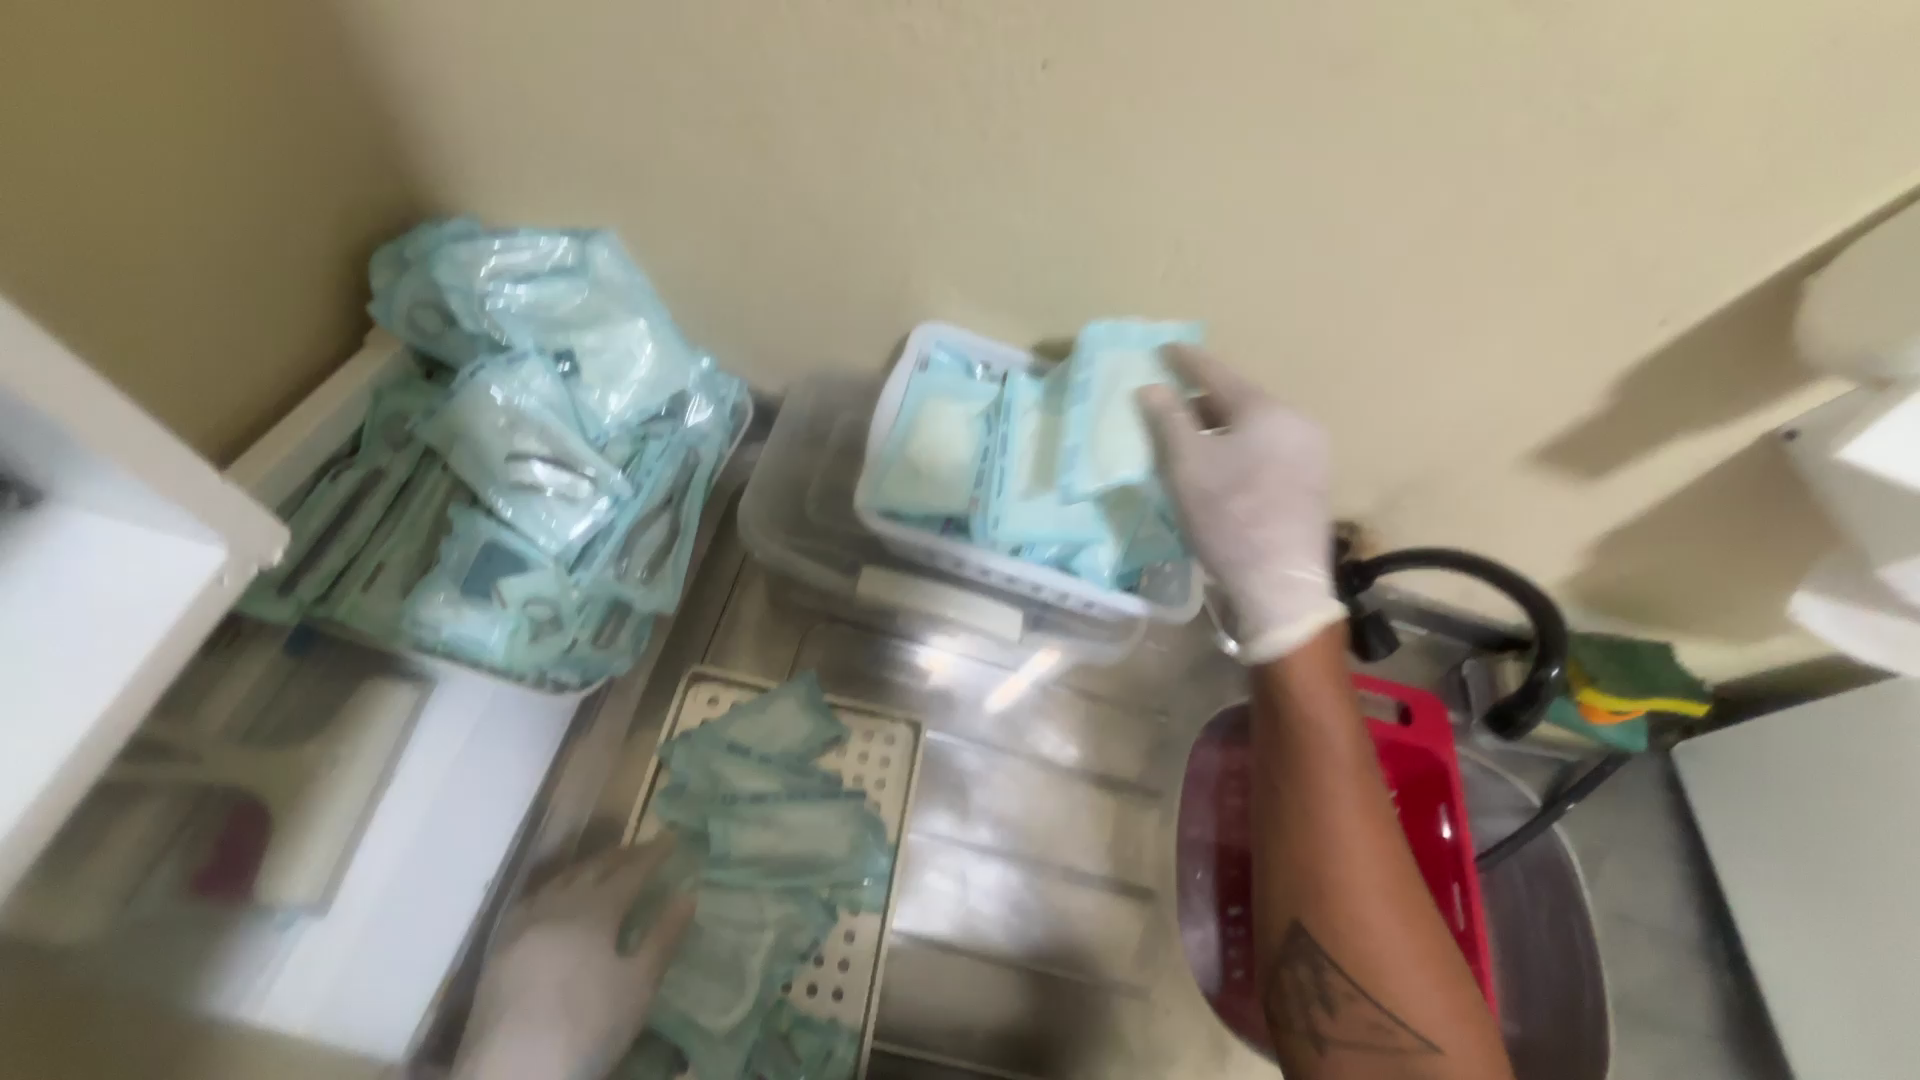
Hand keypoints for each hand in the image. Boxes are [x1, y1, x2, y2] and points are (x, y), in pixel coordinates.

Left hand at [454, 837, 696, 1079]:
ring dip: (586, 867)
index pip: (630, 872)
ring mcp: (522, 926)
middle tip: (643, 846)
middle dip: (621, 855)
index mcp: (594, 911)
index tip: (672, 836)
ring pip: (559, 881)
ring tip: (604, 864)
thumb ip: (663, 938)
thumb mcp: (638, 987)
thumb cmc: (586, 1028)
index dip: (653, 854)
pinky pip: (530, 900)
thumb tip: (687, 896)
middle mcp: (556, 907)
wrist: (512, 1074)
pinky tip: (554, 897)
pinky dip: (553, 888)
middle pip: (593, 870)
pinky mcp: (498, 950)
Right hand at [1138, 345, 1346, 663]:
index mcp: (1268, 411)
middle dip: (1202, 402)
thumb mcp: (1186, 466)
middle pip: (1240, 402)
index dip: (1187, 361)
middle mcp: (1298, 423)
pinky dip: (1240, 450)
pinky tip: (1220, 469)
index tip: (1165, 348)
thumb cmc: (1228, 517)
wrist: (1279, 583)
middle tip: (1170, 406)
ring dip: (1221, 429)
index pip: (1219, 374)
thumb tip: (1153, 387)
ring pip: (1256, 429)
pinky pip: (1269, 451)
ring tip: (1190, 442)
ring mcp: (1312, 454)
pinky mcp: (1313, 484)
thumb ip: (1168, 420)